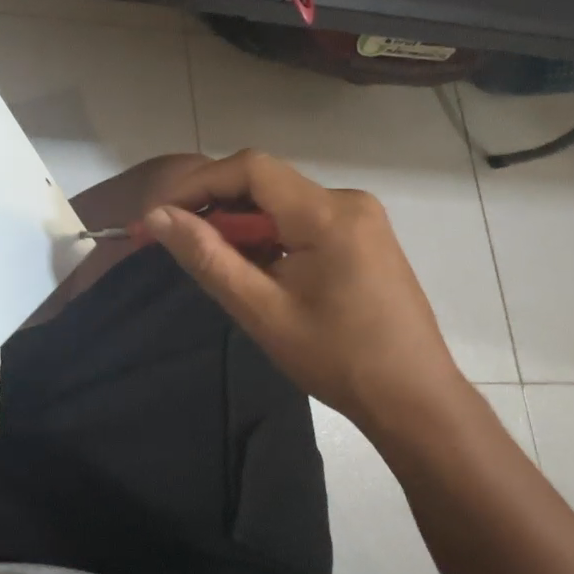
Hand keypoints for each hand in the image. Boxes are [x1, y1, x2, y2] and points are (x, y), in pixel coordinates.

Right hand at [144, 150, 463, 427]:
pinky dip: (265, 233)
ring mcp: (360, 219)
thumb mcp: (259, 309)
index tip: (163, 216)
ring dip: (238, 221)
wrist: (418, 405)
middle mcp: (347, 203)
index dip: (198, 183)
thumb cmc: (337, 358)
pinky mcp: (362, 237)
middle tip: (177, 239)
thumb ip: (205, 255)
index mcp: (328, 214)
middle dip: (213, 204)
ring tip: (210, 258)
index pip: (249, 168)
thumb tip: (155, 216)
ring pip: (277, 199)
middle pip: (262, 181)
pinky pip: (298, 216)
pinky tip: (251, 266)